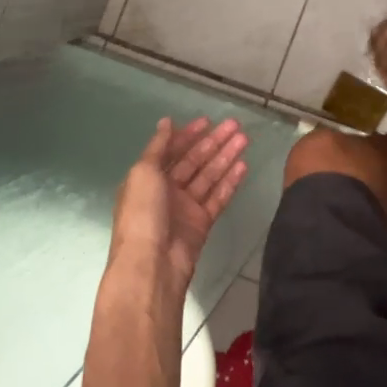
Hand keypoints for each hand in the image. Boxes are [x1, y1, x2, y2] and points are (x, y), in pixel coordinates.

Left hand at [109, 117, 248, 293]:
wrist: (151, 264)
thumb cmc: (142, 214)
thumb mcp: (143, 174)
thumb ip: (157, 147)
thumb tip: (166, 122)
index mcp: (148, 180)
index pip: (171, 151)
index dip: (188, 135)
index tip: (208, 121)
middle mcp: (167, 191)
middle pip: (194, 161)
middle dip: (213, 142)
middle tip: (235, 125)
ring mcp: (185, 207)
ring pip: (209, 176)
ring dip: (226, 157)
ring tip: (245, 139)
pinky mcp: (202, 222)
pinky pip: (218, 197)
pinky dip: (230, 182)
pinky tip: (243, 166)